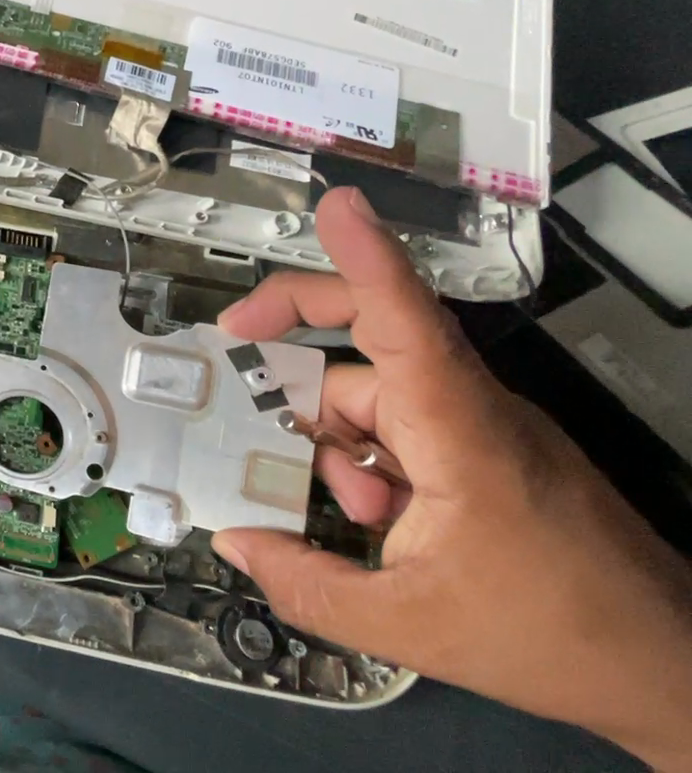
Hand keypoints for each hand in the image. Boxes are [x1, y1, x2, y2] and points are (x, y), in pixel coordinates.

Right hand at [214, 189, 691, 765]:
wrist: (678, 674)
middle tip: (230, 337)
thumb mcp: (404, 627)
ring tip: (348, 509)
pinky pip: (396, 429)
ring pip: (371, 397)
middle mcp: (469, 411)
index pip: (408, 324)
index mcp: (459, 434)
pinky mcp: (484, 451)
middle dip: (292, 332)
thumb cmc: (551, 638)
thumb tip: (232, 541)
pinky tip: (373, 515)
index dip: (368, 259)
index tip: (336, 204)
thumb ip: (303, 584)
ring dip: (332, 441)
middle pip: (369, 339)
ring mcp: (479, 428)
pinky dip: (363, 461)